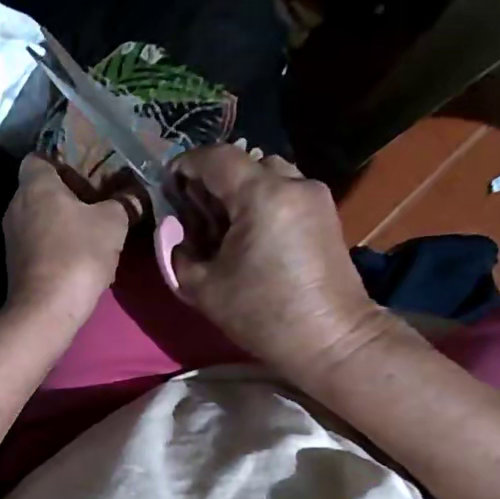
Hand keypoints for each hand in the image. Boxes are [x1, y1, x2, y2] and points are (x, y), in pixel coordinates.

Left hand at [2, 155, 133, 319]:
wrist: (47, 310)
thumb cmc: (78, 254)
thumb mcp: (113, 223)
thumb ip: (125, 203)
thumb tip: (137, 193)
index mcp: (35, 184)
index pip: (40, 157)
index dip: (63, 162)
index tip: (87, 175)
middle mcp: (16, 205)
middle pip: (41, 190)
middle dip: (67, 196)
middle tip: (96, 204)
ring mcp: (12, 236)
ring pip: (40, 218)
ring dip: (63, 223)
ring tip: (91, 233)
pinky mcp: (15, 263)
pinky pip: (38, 243)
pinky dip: (55, 246)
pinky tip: (78, 259)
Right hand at [168, 145, 390, 379]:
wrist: (332, 340)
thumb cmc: (264, 316)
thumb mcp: (204, 289)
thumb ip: (179, 254)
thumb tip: (176, 235)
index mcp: (261, 195)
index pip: (215, 158)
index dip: (185, 166)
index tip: (168, 186)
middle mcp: (292, 183)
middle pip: (244, 163)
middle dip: (214, 181)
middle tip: (194, 212)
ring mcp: (315, 196)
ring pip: (268, 175)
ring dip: (240, 191)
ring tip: (222, 225)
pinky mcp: (326, 214)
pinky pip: (285, 192)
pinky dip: (262, 202)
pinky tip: (249, 235)